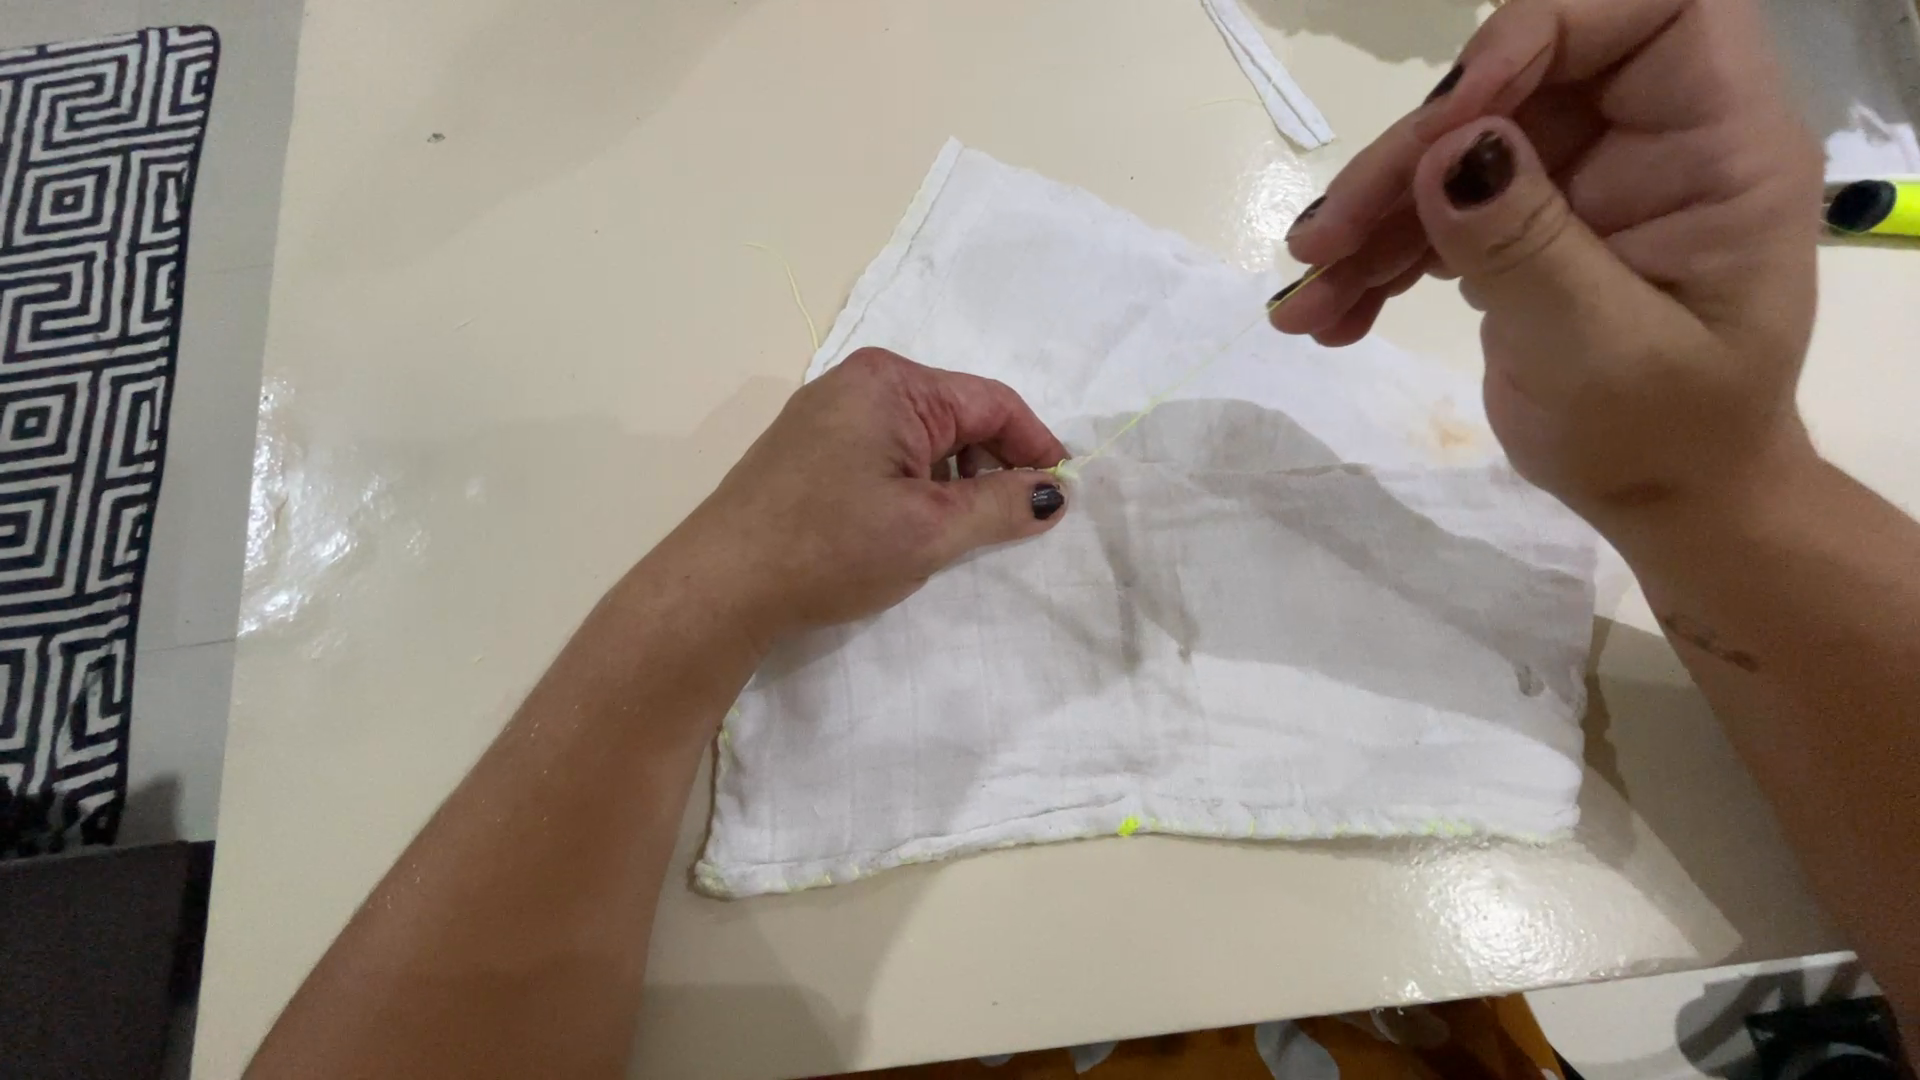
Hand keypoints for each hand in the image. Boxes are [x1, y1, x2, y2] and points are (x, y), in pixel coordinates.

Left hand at [673, 348, 1068, 639]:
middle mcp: (859, 382)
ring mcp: (829, 413)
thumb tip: (1055, 493)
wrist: (720, 586)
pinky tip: (911, 523)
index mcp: (892, 383)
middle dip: (993, 464)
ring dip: (954, 479)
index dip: (1036, 445)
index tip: (1062, 493)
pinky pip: (886, 452)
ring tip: (958, 528)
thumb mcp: (930, 529)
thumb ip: (1002, 505)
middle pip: (957, 416)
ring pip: (922, 438)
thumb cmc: (831, 548)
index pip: (992, 401)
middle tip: (1011, 520)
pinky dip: (916, 483)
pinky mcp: (811, 447)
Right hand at [1273, 0, 1823, 526]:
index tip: (1444, 127)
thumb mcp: (1596, 346)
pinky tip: (1329, 322)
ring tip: (1303, 307)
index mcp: (1709, 144)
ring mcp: (1565, 191)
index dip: (1535, 41)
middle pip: (1500, 99)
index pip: (1642, 17)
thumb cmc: (1658, 431)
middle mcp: (1635, 146)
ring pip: (1443, 167)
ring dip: (1361, 234)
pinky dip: (1369, 273)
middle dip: (1398, 169)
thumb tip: (1445, 152)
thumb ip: (1524, 245)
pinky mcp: (1512, 236)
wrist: (1652, 491)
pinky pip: (1426, 227)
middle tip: (1316, 245)